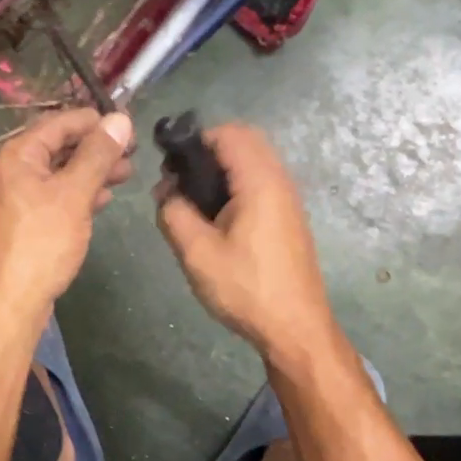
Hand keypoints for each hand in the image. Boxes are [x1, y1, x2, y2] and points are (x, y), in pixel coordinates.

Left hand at [0, 108, 133, 315]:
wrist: (5, 302)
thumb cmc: (40, 244)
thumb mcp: (75, 195)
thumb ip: (98, 155)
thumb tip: (119, 119)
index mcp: (14, 155)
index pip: (59, 122)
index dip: (96, 122)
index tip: (129, 128)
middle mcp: (4, 171)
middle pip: (55, 148)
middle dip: (95, 150)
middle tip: (132, 157)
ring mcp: (6, 199)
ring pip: (53, 176)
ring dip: (87, 174)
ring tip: (123, 178)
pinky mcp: (13, 225)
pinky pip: (46, 199)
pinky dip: (72, 196)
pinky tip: (97, 203)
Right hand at [155, 121, 337, 358]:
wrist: (294, 327)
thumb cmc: (245, 288)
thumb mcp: (196, 252)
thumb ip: (173, 213)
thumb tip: (166, 192)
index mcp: (260, 181)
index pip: (227, 133)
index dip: (194, 141)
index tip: (169, 168)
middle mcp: (279, 181)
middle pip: (242, 143)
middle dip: (206, 154)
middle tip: (177, 185)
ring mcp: (288, 200)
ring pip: (251, 165)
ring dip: (219, 174)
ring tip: (190, 207)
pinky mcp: (288, 220)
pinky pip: (259, 186)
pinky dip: (234, 189)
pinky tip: (213, 223)